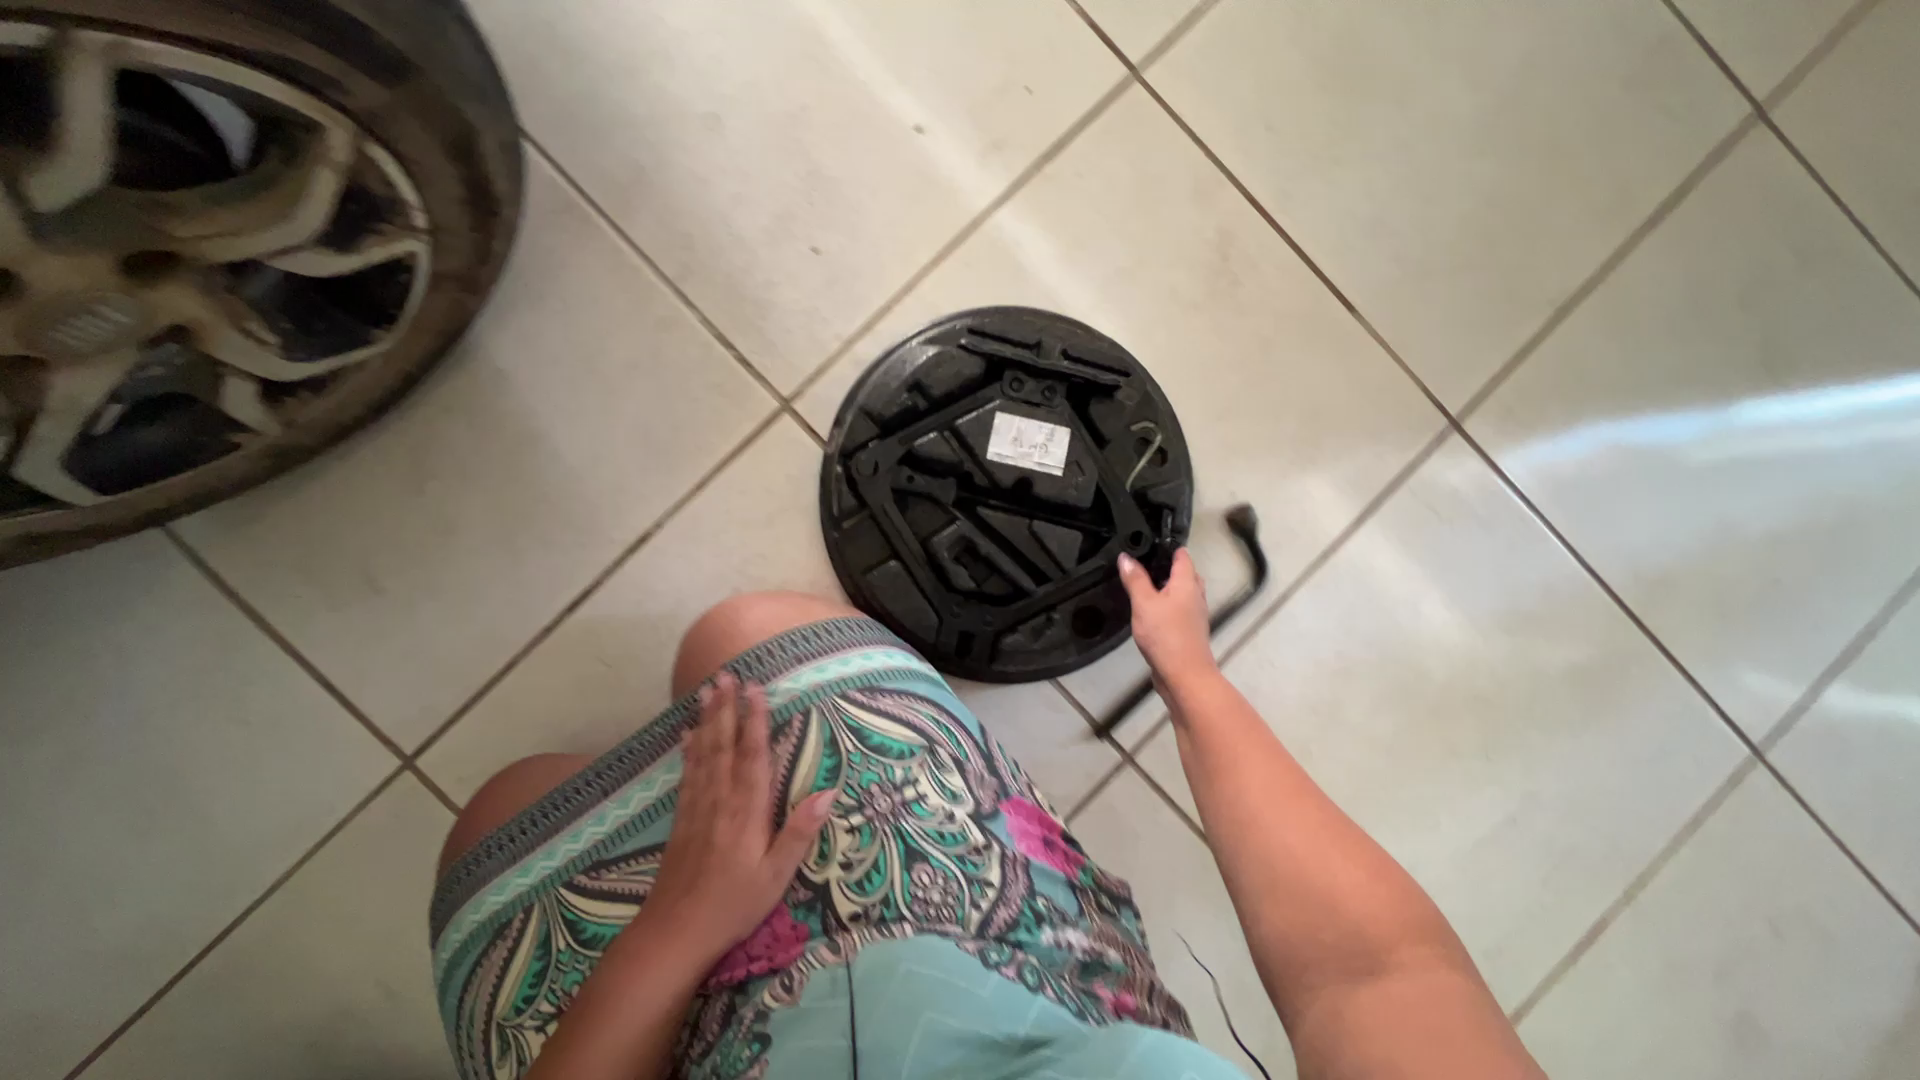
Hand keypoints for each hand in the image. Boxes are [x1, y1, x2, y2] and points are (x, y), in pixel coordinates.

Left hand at [645, 674, 834, 963]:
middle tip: (725, 674)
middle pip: (723, 746)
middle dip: (726, 709)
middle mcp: (721, 801)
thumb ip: (799, 833)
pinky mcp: (681, 821)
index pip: (753, 756)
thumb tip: (829, 792)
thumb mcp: (777, 876)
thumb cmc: (734, 905)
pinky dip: (688, 751)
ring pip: (703, 755)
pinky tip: (686, 736)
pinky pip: (687, 775)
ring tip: (706, 691)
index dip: (755, 721)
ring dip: (706, 720)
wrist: (674, 933)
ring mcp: (697, 809)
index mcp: (747, 812)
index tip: (756, 689)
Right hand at [1117, 548, 1216, 681]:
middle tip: (1143, 565)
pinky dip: (1167, 606)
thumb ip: (1135, 579)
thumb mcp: (1143, 603)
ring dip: (1167, 589)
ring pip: (1183, 594)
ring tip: (1144, 587)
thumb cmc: (1165, 635)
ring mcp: (1195, 615)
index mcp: (1187, 583)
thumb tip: (1125, 557)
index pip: (1182, 556)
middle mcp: (1195, 596)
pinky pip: (1179, 610)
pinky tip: (1151, 612)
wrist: (1184, 675)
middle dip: (1168, 568)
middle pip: (1186, 574)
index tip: (1150, 543)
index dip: (1168, 547)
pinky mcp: (1189, 631)